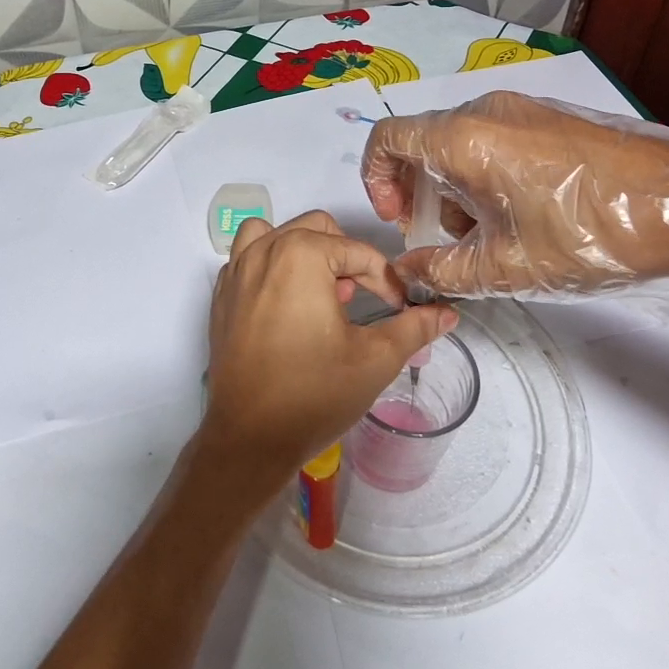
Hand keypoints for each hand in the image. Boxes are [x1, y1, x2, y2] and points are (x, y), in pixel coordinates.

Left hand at [202, 211, 455, 481]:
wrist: (250, 438)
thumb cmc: (314, 394)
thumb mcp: (375, 359)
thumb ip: (415, 328)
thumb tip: (447, 313)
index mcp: (301, 255)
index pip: (359, 252)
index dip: (387, 280)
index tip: (400, 308)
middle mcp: (263, 251)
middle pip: (318, 229)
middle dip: (346, 259)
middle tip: (361, 299)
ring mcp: (235, 272)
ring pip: (274, 235)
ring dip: (303, 252)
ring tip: (319, 293)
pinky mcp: (221, 296)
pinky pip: (248, 260)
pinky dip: (270, 267)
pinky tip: (287, 307)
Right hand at [360, 91, 668, 299]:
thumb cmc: (589, 234)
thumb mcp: (505, 267)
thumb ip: (440, 271)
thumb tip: (406, 273)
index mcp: (465, 139)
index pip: (387, 139)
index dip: (377, 181)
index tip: (401, 222)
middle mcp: (488, 111)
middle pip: (424, 142)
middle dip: (420, 194)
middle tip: (443, 240)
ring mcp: (525, 109)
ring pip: (462, 144)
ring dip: (457, 190)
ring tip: (492, 237)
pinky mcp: (554, 118)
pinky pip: (497, 140)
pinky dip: (488, 176)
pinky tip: (526, 216)